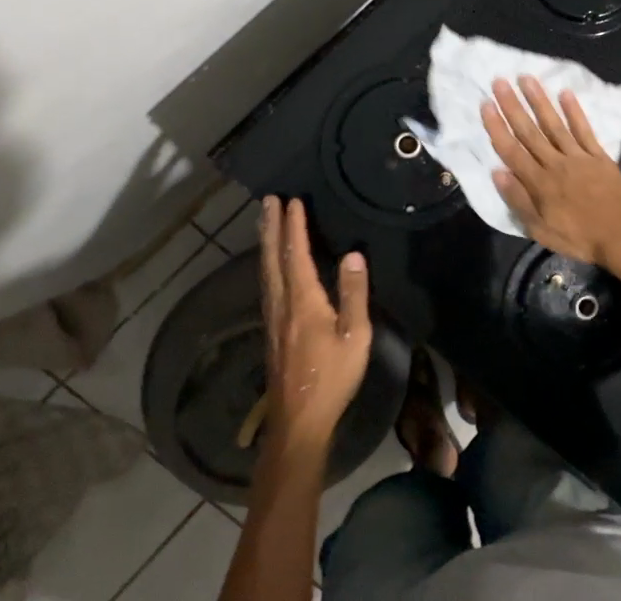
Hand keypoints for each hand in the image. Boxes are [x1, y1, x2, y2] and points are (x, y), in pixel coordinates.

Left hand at [258, 196, 370, 453]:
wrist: (299, 419)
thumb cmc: (333, 377)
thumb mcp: (355, 336)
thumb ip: (354, 294)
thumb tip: (352, 255)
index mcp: (303, 302)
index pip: (295, 255)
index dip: (294, 227)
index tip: (291, 200)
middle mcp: (282, 304)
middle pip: (272, 259)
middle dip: (271, 228)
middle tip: (268, 201)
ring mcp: (273, 319)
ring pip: (265, 272)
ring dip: (266, 244)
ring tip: (265, 223)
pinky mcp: (272, 331)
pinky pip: (266, 286)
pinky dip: (267, 265)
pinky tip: (270, 266)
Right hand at [481, 75, 620, 270]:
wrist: (619, 236)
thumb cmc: (577, 237)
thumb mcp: (539, 228)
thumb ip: (518, 199)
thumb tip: (497, 172)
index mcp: (539, 183)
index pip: (512, 150)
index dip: (497, 127)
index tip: (486, 105)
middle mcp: (556, 163)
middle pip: (530, 131)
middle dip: (513, 106)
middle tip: (500, 82)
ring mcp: (579, 157)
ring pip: (555, 124)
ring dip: (540, 101)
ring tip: (527, 79)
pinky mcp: (599, 156)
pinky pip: (584, 130)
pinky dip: (575, 112)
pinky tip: (565, 94)